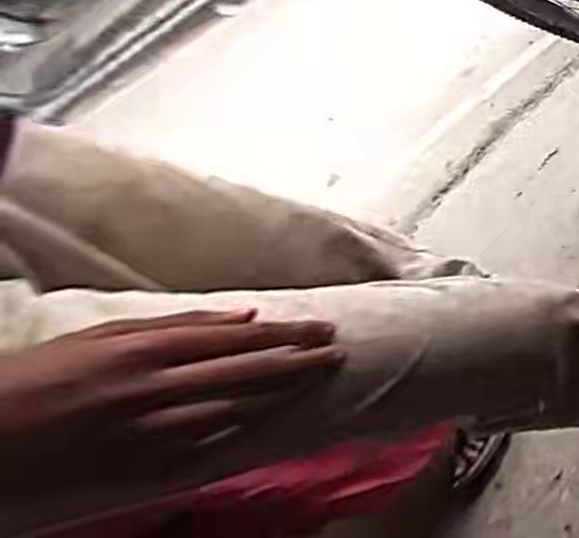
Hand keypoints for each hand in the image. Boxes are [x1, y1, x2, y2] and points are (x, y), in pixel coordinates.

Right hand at [0, 310, 342, 495]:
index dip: (293, 332)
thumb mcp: (98, 338)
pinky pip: (196, 454)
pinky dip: (237, 437)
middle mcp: (150, 388)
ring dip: (282, 396)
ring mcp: (137, 434)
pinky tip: (267, 425)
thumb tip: (249, 314)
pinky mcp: (121, 473)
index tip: (327, 329)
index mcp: (147, 350)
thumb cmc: (23, 382)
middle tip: (339, 354)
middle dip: (303, 361)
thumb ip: (179, 323)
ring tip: (316, 383)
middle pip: (250, 371)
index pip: (245, 337)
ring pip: (234, 411)